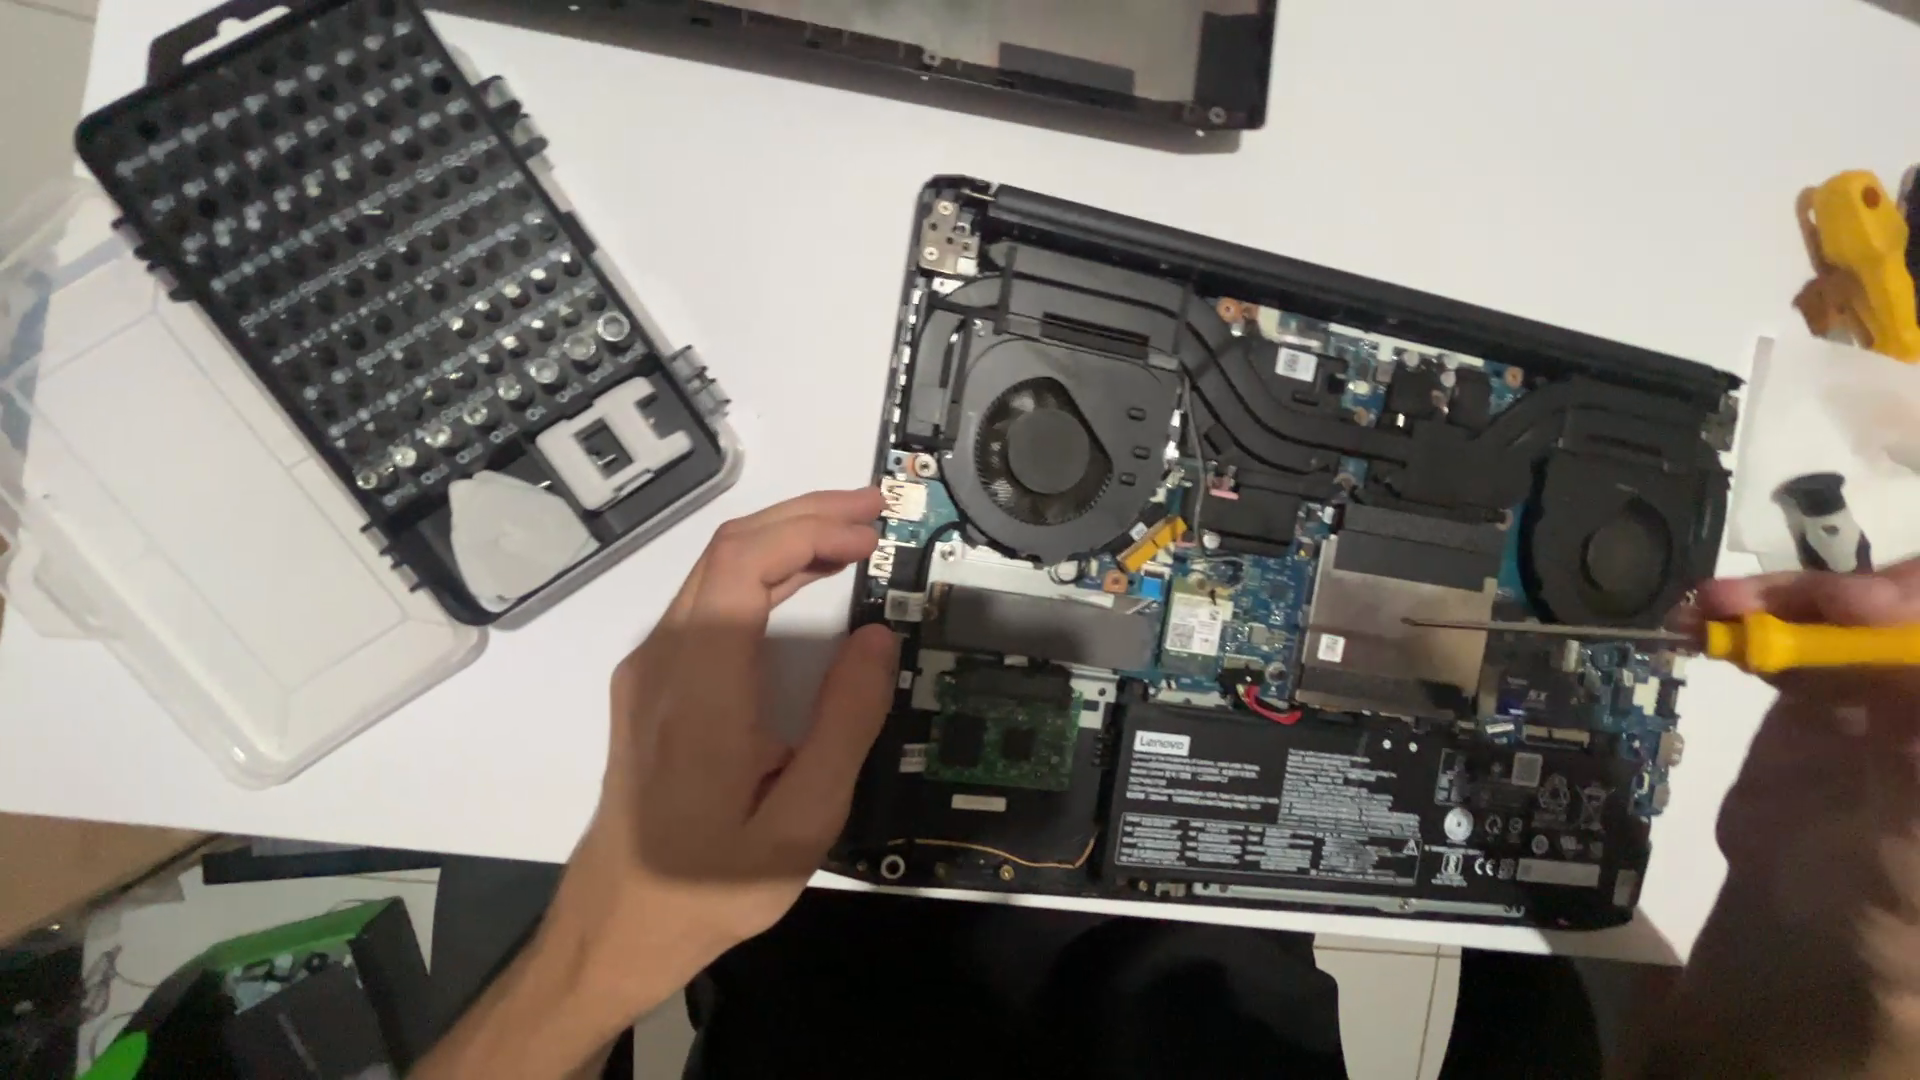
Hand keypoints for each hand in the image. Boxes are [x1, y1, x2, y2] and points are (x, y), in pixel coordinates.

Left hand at [415, 489, 897, 1078]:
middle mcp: (663, 660)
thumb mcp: (802, 823)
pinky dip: (768, 569)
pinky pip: (713, 596)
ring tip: (856, 534)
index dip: (807, 528)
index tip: (869, 529)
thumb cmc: (711, 883)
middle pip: (729, 548)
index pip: (741, 564)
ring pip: (718, 565)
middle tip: (877, 512)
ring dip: (788, 537)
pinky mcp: (655, 677)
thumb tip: (878, 637)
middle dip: (806, 516)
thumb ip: (844, 725)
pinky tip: (810, 576)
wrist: (616, 926)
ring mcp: (651, 665)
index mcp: (699, 691)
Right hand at [1638, 561, 1919, 1076]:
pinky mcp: (1816, 697)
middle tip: (1797, 600)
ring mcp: (1888, 693)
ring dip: (1786, 596)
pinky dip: (1744, 618)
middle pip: (1917, 610)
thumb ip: (1910, 741)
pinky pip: (1787, 635)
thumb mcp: (1913, 833)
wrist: (1806, 936)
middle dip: (1862, 592)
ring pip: (1850, 612)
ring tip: (1714, 603)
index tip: (1873, 604)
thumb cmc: (1894, 901)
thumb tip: (1894, 628)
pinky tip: (1701, 618)